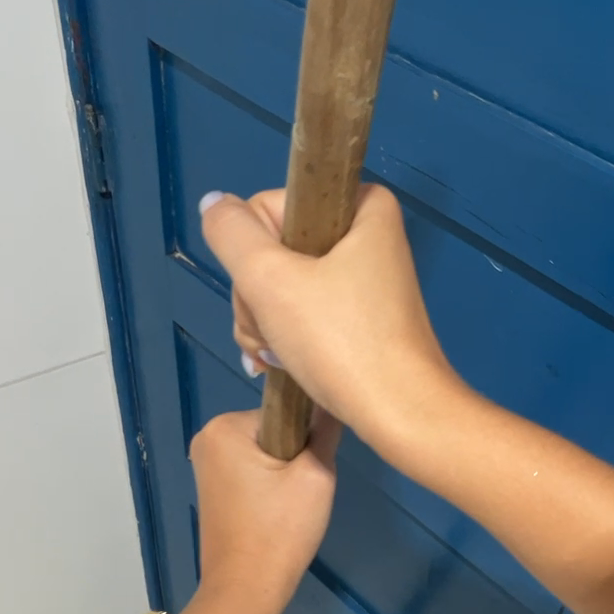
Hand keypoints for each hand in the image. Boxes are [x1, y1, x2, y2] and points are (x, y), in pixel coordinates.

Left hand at [178, 408, 340, 613]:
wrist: (247, 590)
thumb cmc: (281, 529)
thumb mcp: (316, 475)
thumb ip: (327, 430)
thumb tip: (334, 397)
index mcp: (225, 426)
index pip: (287, 409)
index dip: (309, 434)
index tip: (315, 465)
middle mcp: (208, 437)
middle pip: (276, 427)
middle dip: (297, 451)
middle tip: (307, 487)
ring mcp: (207, 463)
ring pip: (268, 448)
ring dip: (287, 469)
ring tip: (294, 500)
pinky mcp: (213, 486)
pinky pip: (254, 467)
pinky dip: (272, 482)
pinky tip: (280, 508)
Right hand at [198, 184, 461, 443]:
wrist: (399, 410)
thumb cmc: (341, 340)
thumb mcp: (270, 279)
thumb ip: (231, 233)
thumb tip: (214, 203)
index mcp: (362, 206)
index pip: (270, 207)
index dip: (255, 252)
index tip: (270, 290)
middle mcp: (368, 236)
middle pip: (276, 249)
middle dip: (259, 297)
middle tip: (271, 333)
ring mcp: (366, 279)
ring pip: (285, 285)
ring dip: (266, 323)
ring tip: (276, 356)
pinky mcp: (364, 316)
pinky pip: (308, 312)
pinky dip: (288, 337)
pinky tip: (281, 363)